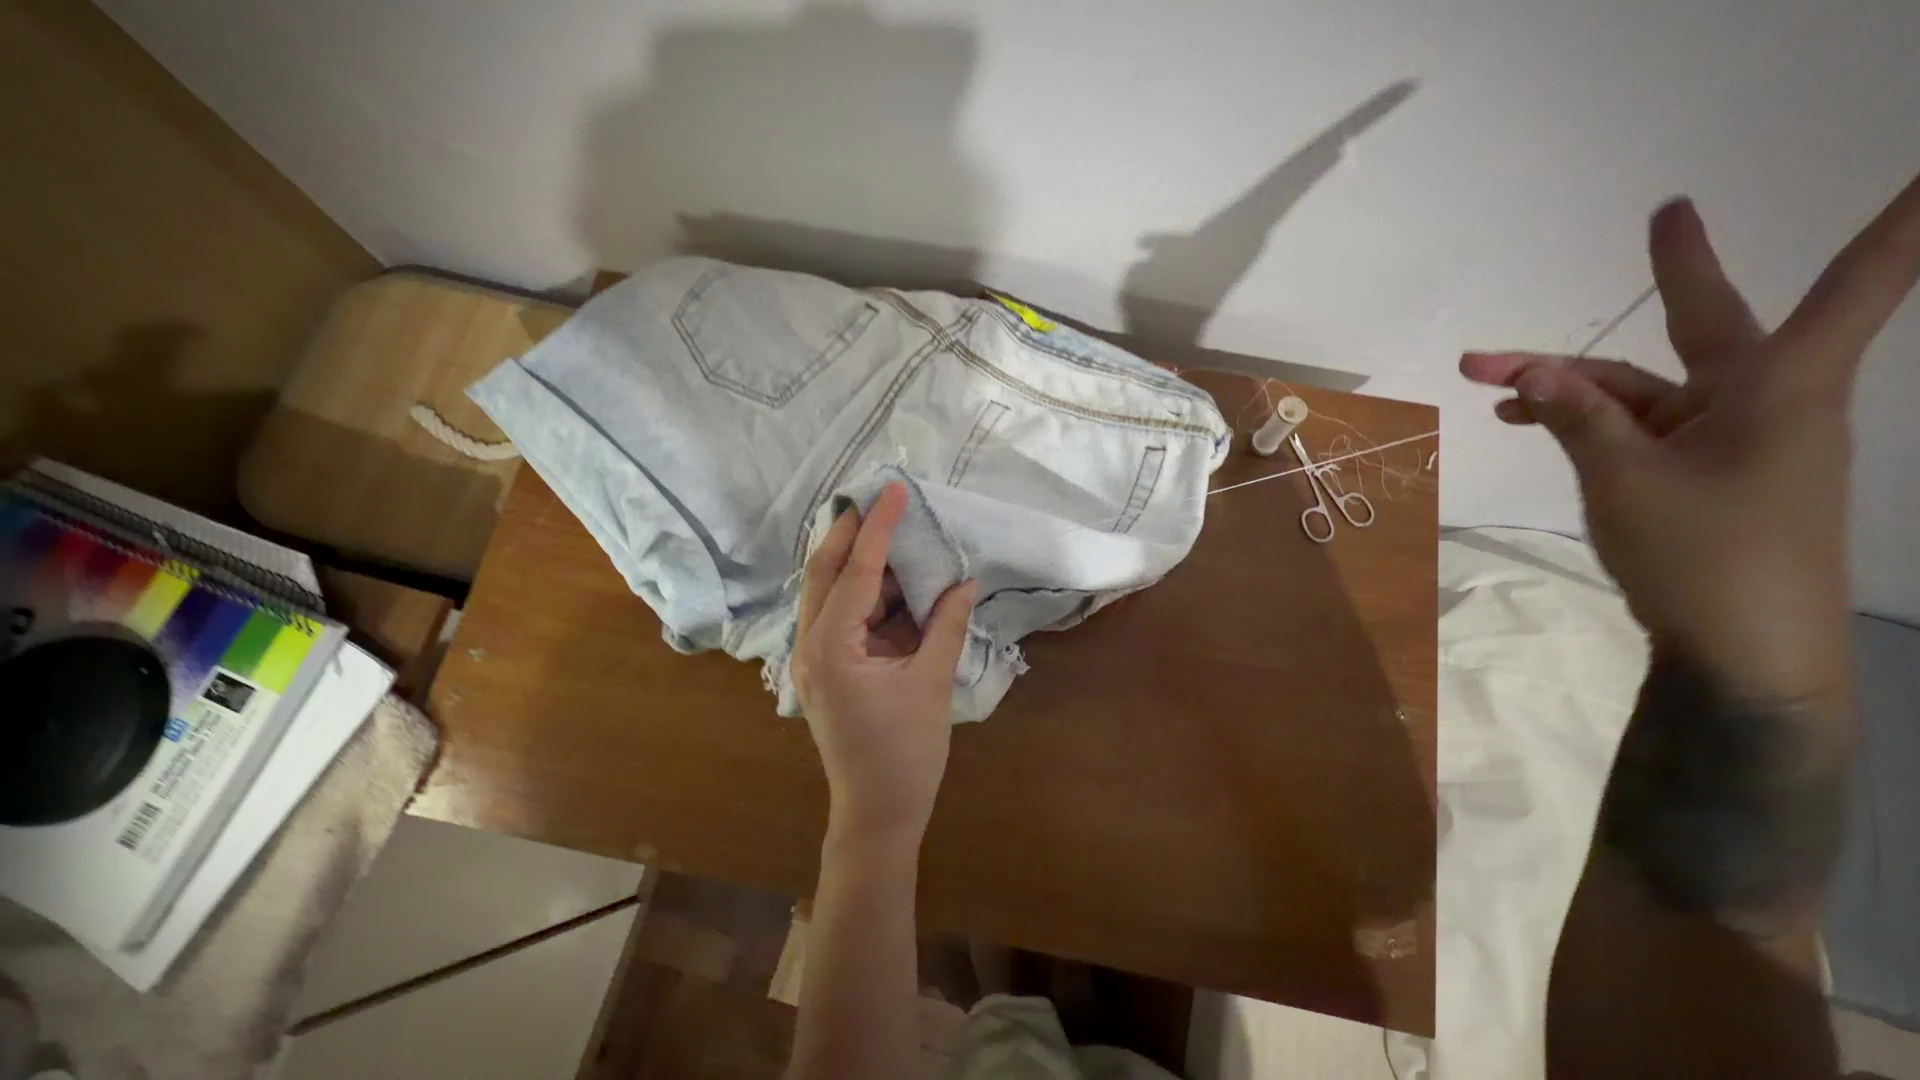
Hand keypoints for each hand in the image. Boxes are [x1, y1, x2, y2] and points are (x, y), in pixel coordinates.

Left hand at [791, 481, 977, 844]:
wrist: (877, 814)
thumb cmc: (906, 753)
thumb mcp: (931, 683)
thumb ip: (947, 626)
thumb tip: (965, 581)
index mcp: (832, 647)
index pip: (857, 572)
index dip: (878, 527)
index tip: (894, 488)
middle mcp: (811, 645)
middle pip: (825, 573)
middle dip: (851, 533)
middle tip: (878, 498)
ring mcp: (813, 659)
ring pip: (830, 594)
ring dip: (861, 565)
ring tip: (895, 533)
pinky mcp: (826, 671)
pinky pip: (842, 619)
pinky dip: (868, 598)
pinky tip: (899, 584)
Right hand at [1461, 176, 1919, 703]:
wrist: (1744, 655)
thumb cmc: (1703, 555)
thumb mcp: (1621, 480)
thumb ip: (1576, 416)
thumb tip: (1530, 369)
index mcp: (1780, 386)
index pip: (1859, 282)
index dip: (1903, 220)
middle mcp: (1765, 400)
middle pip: (1707, 326)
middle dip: (1675, 274)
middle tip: (1667, 213)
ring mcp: (1734, 440)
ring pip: (1646, 389)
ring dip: (1569, 384)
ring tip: (1485, 381)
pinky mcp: (1706, 475)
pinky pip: (1640, 429)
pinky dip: (1586, 422)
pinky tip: (1526, 423)